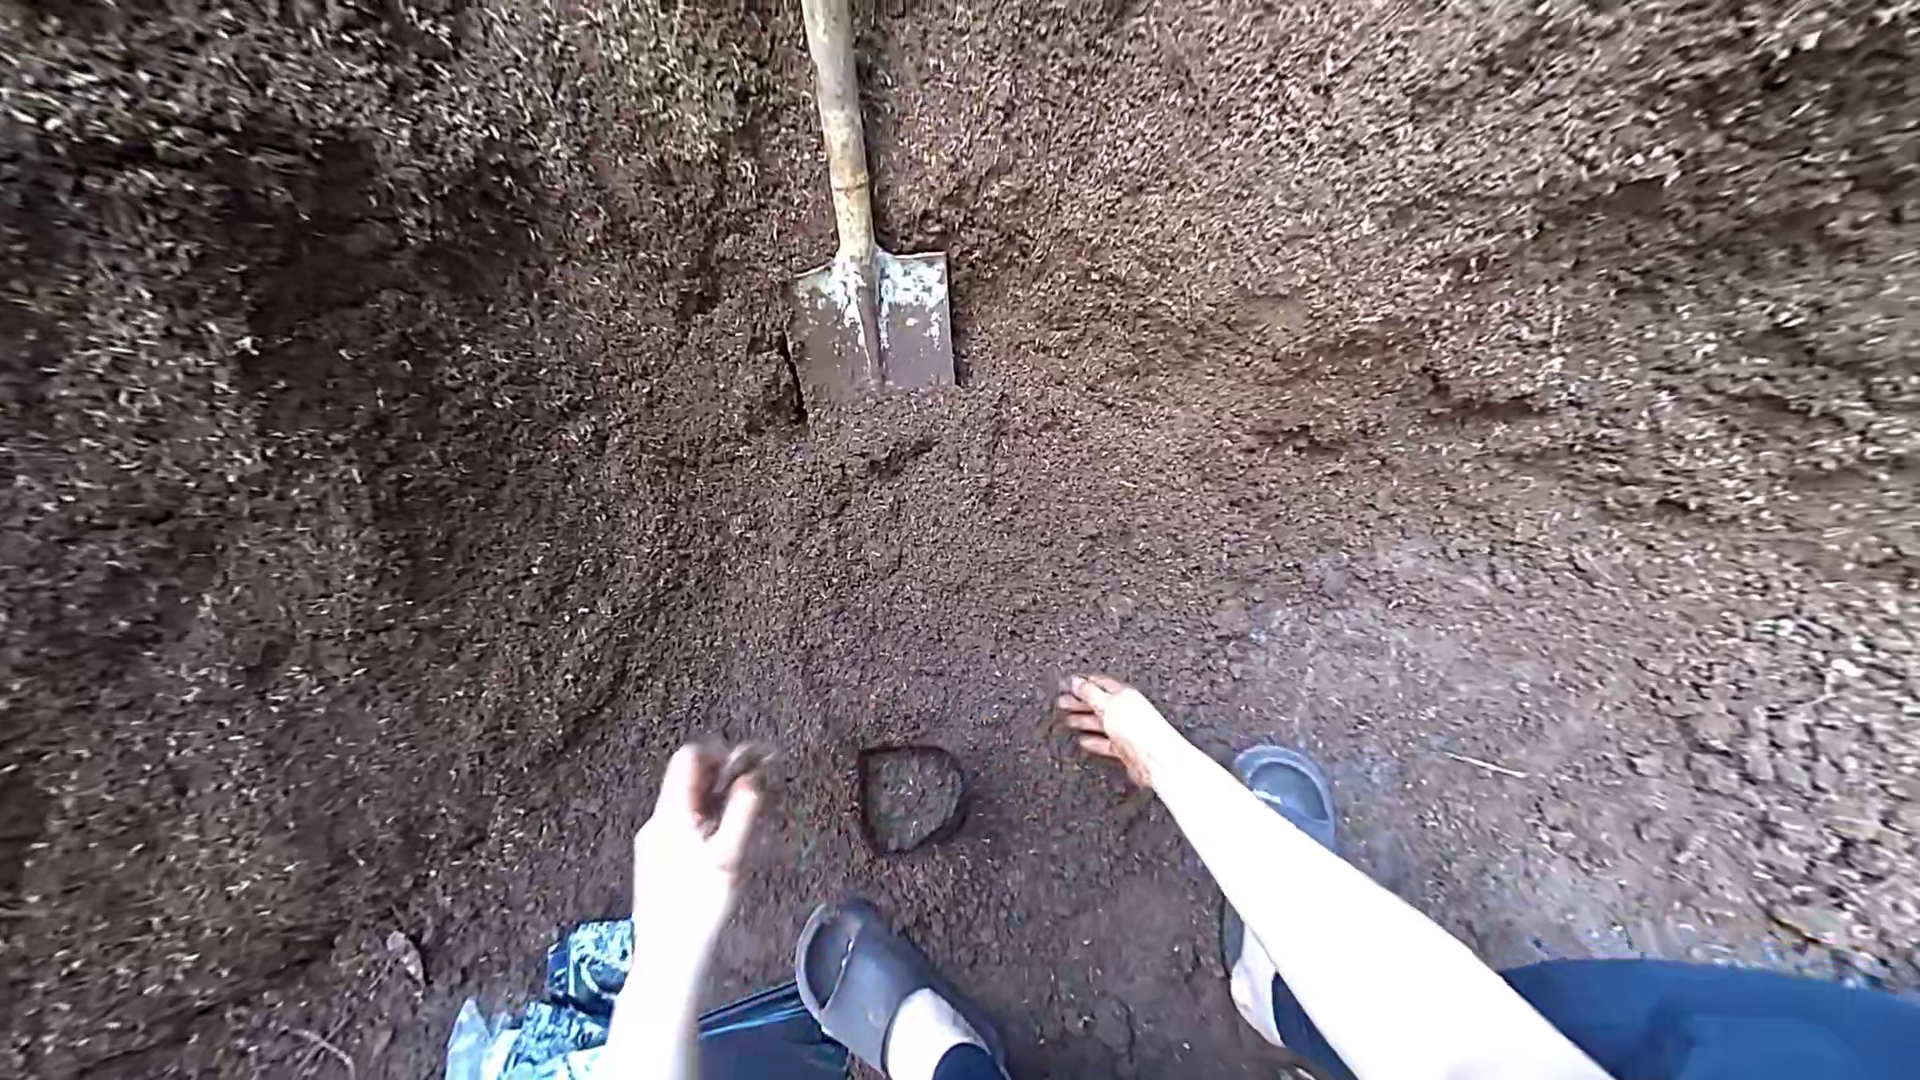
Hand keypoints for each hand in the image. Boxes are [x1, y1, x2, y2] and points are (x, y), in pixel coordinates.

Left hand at [630, 744, 761, 975]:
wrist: (668, 959)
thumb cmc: (699, 907)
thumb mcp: (730, 856)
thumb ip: (743, 810)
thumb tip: (753, 777)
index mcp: (671, 815)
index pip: (688, 758)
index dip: (717, 753)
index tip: (743, 764)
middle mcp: (657, 822)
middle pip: (687, 778)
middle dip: (721, 778)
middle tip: (748, 791)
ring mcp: (654, 842)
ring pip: (686, 801)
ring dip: (715, 799)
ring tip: (739, 818)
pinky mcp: (656, 860)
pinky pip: (682, 822)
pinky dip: (705, 819)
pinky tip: (721, 843)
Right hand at [1054, 674, 1176, 787]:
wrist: (1156, 759)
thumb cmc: (1138, 728)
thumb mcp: (1107, 704)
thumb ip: (1090, 692)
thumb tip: (1076, 681)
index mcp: (1123, 694)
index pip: (1099, 683)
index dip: (1082, 683)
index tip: (1067, 684)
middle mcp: (1125, 710)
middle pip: (1097, 703)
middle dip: (1079, 702)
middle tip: (1062, 702)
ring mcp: (1125, 730)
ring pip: (1100, 722)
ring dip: (1083, 720)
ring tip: (1068, 719)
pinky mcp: (1125, 748)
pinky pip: (1105, 742)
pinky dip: (1094, 741)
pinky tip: (1085, 741)